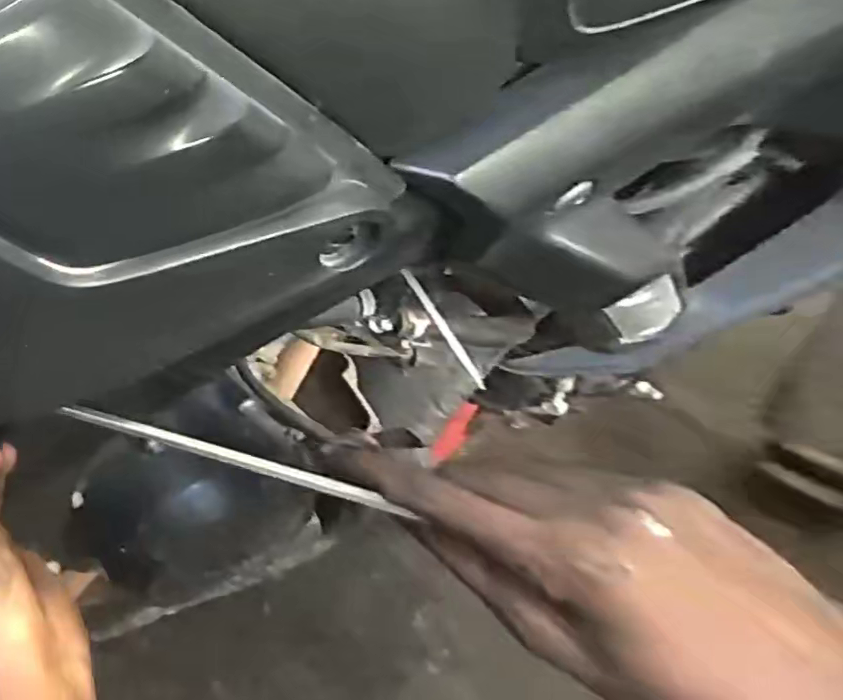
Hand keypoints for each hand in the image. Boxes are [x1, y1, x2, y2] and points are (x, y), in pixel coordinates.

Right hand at [346, 451, 842, 699]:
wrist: (835, 698)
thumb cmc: (680, 693)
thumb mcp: (565, 652)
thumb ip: (477, 574)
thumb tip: (407, 519)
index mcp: (572, 556)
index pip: (445, 499)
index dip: (382, 473)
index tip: (337, 455)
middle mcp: (596, 503)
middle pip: (477, 473)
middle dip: (443, 488)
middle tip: (425, 509)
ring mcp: (636, 485)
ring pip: (518, 466)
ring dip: (493, 488)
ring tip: (511, 528)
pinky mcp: (666, 482)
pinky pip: (570, 469)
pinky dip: (545, 489)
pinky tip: (571, 526)